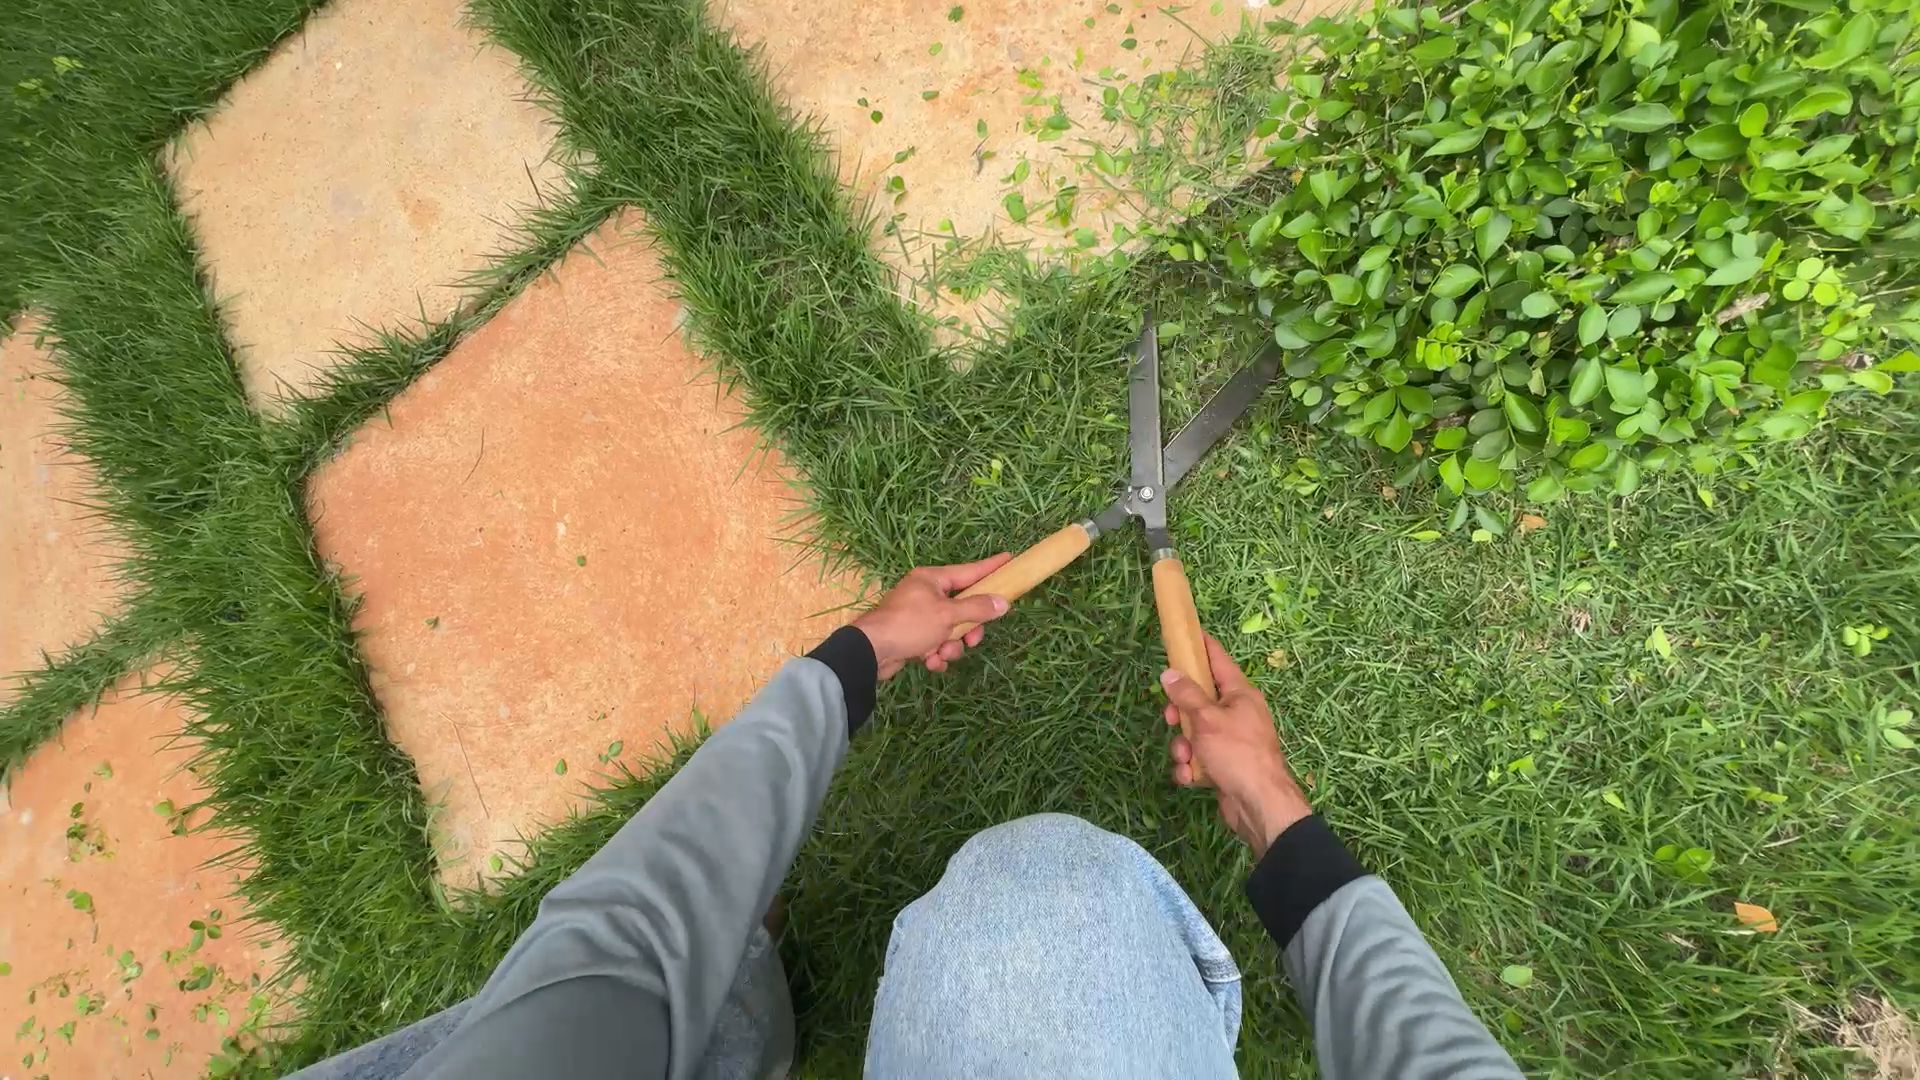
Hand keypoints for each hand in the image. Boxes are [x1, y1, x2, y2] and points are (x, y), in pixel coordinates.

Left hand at [852, 553, 1014, 678]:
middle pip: (963, 607)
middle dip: (968, 629)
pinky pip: (936, 643)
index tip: (1009, 558)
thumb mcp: (947, 615)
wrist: (871, 651)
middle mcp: (926, 594)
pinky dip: (936, 654)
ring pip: (951, 630)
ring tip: (942, 653)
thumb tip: (1002, 602)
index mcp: (933, 579)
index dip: (991, 567)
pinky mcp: (913, 637)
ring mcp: (918, 616)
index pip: (970, 571)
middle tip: (972, 640)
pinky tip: (930, 662)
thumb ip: (977, 608)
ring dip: (951, 646)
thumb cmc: (910, 624)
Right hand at [1162, 633, 1311, 857]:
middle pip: (1198, 699)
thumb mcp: (1207, 718)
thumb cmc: (1237, 753)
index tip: (1184, 631)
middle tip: (1170, 717)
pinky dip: (1190, 767)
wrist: (1259, 806)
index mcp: (1239, 694)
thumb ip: (1186, 694)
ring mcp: (1230, 740)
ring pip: (1193, 731)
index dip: (1200, 644)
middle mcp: (1236, 713)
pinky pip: (1198, 757)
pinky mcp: (1223, 765)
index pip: (1217, 659)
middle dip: (1179, 711)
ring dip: (1182, 745)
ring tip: (1185, 757)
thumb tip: (1169, 672)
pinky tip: (1191, 776)